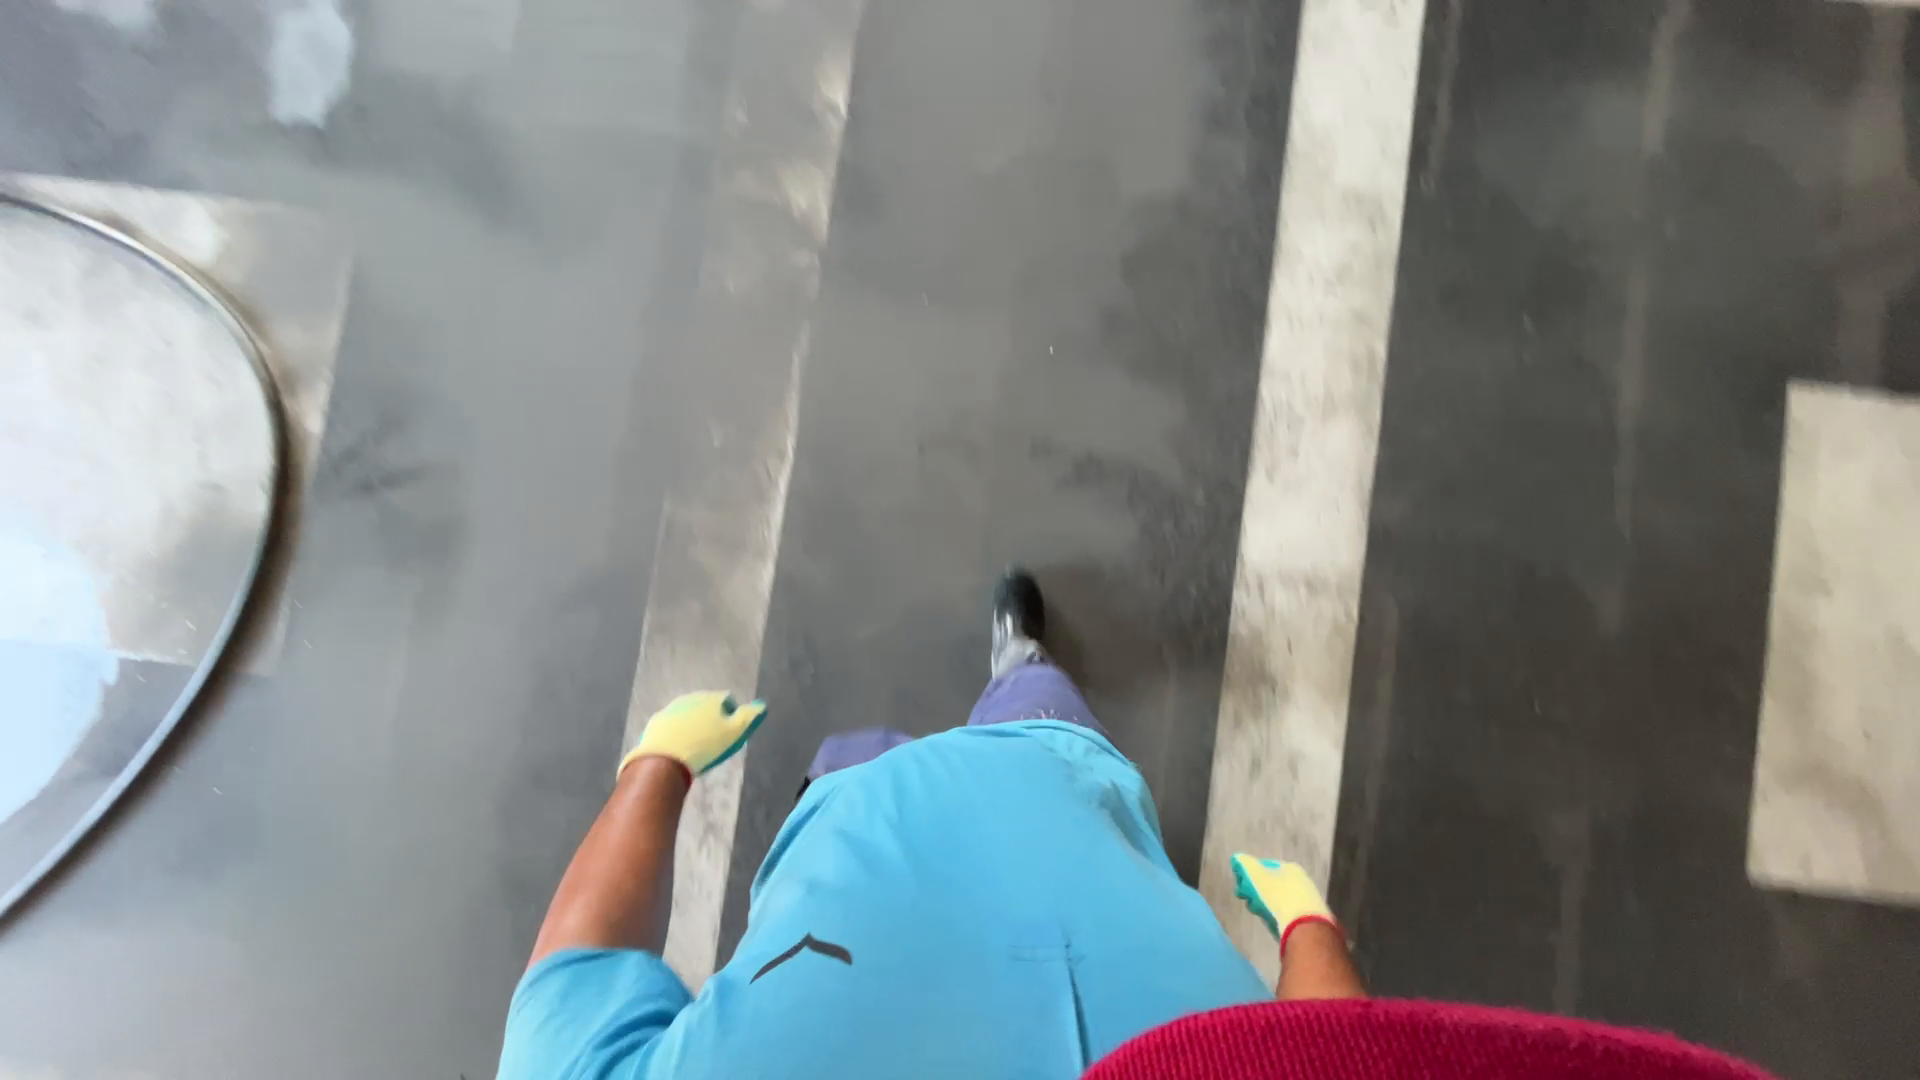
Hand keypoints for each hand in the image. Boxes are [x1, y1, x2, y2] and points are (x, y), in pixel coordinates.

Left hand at [619, 691, 767, 778]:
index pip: (728, 701)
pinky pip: (671, 725)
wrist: (664, 761)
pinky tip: (678, 749)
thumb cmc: (705, 747)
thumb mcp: (735, 733)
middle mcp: (691, 698)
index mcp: (712, 698)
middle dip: (711, 718)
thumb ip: (750, 717)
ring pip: (688, 715)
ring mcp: (671, 709)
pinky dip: (676, 733)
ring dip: (693, 725)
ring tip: (695, 746)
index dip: (731, 716)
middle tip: (713, 740)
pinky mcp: (655, 722)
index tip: (729, 733)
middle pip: (706, 706)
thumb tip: (762, 705)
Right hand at [1231, 853, 1339, 954]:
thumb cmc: (1279, 898)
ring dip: (1267, 904)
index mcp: (1290, 867)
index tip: (1241, 887)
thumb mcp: (1257, 876)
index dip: (1250, 875)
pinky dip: (1279, 915)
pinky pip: (1289, 912)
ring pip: (1280, 899)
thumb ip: (1245, 864)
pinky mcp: (1312, 917)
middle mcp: (1302, 880)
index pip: (1264, 866)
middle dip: (1257, 892)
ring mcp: (1309, 899)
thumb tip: (1237, 858)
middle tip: (1248, 901)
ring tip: (1259, 913)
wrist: (1307, 929)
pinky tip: (1273, 922)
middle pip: (1273, 883)